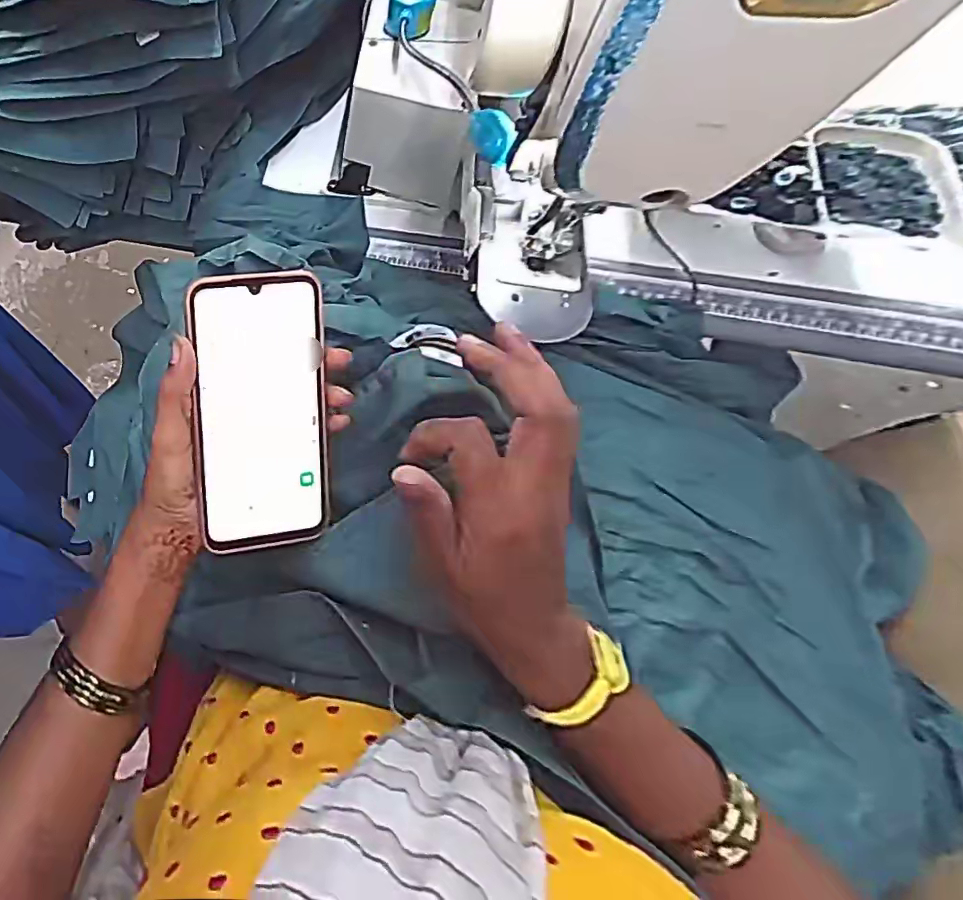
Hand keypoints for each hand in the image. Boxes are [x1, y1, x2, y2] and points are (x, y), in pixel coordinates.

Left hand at [118, 338, 354, 583]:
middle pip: (279, 380)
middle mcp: (238, 410)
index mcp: (212, 397)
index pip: (247, 362)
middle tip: (334, 361)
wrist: (182, 527)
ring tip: (337, 395)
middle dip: (311, 367)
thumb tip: (180, 345)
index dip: (274, 344)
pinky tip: (333, 423)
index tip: (300, 333)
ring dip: (321, 395)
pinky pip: (301, 436)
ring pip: (295, 406)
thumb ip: (174, 392)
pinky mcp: (270, 457)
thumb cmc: (170, 478)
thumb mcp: (169, 432)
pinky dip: (321, 426)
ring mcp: (256, 434)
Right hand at [391, 325, 586, 695]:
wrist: (535, 627)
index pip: (470, 439)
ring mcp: (553, 478)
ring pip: (559, 409)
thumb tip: (404, 469)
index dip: (433, 434)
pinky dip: (541, 388)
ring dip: (532, 368)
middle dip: (509, 366)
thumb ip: (426, 512)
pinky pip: (558, 421)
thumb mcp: (443, 564)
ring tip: (504, 335)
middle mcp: (536, 482)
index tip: (410, 455)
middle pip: (542, 408)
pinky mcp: (555, 478)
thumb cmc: (483, 599)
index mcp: (503, 503)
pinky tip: (520, 372)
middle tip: (472, 339)